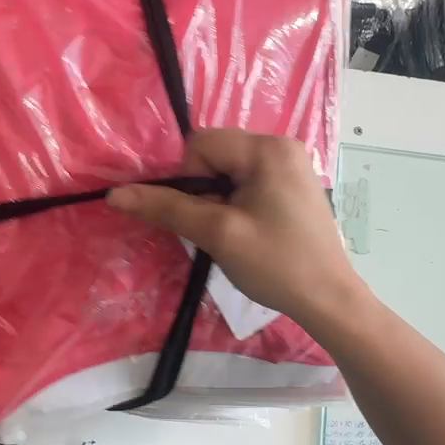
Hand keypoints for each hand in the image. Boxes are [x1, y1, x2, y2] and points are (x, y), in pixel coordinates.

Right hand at [106, 129, 365, 327]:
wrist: (329, 300)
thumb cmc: (276, 264)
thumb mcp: (217, 234)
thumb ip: (166, 208)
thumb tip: (115, 195)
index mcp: (268, 148)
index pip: (200, 144)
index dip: (189, 180)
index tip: (205, 216)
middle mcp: (282, 145)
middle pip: (215, 153)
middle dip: (204, 189)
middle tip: (219, 227)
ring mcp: (291, 165)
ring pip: (228, 170)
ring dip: (218, 198)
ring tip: (234, 232)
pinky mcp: (293, 185)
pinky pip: (248, 180)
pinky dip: (236, 202)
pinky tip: (249, 231)